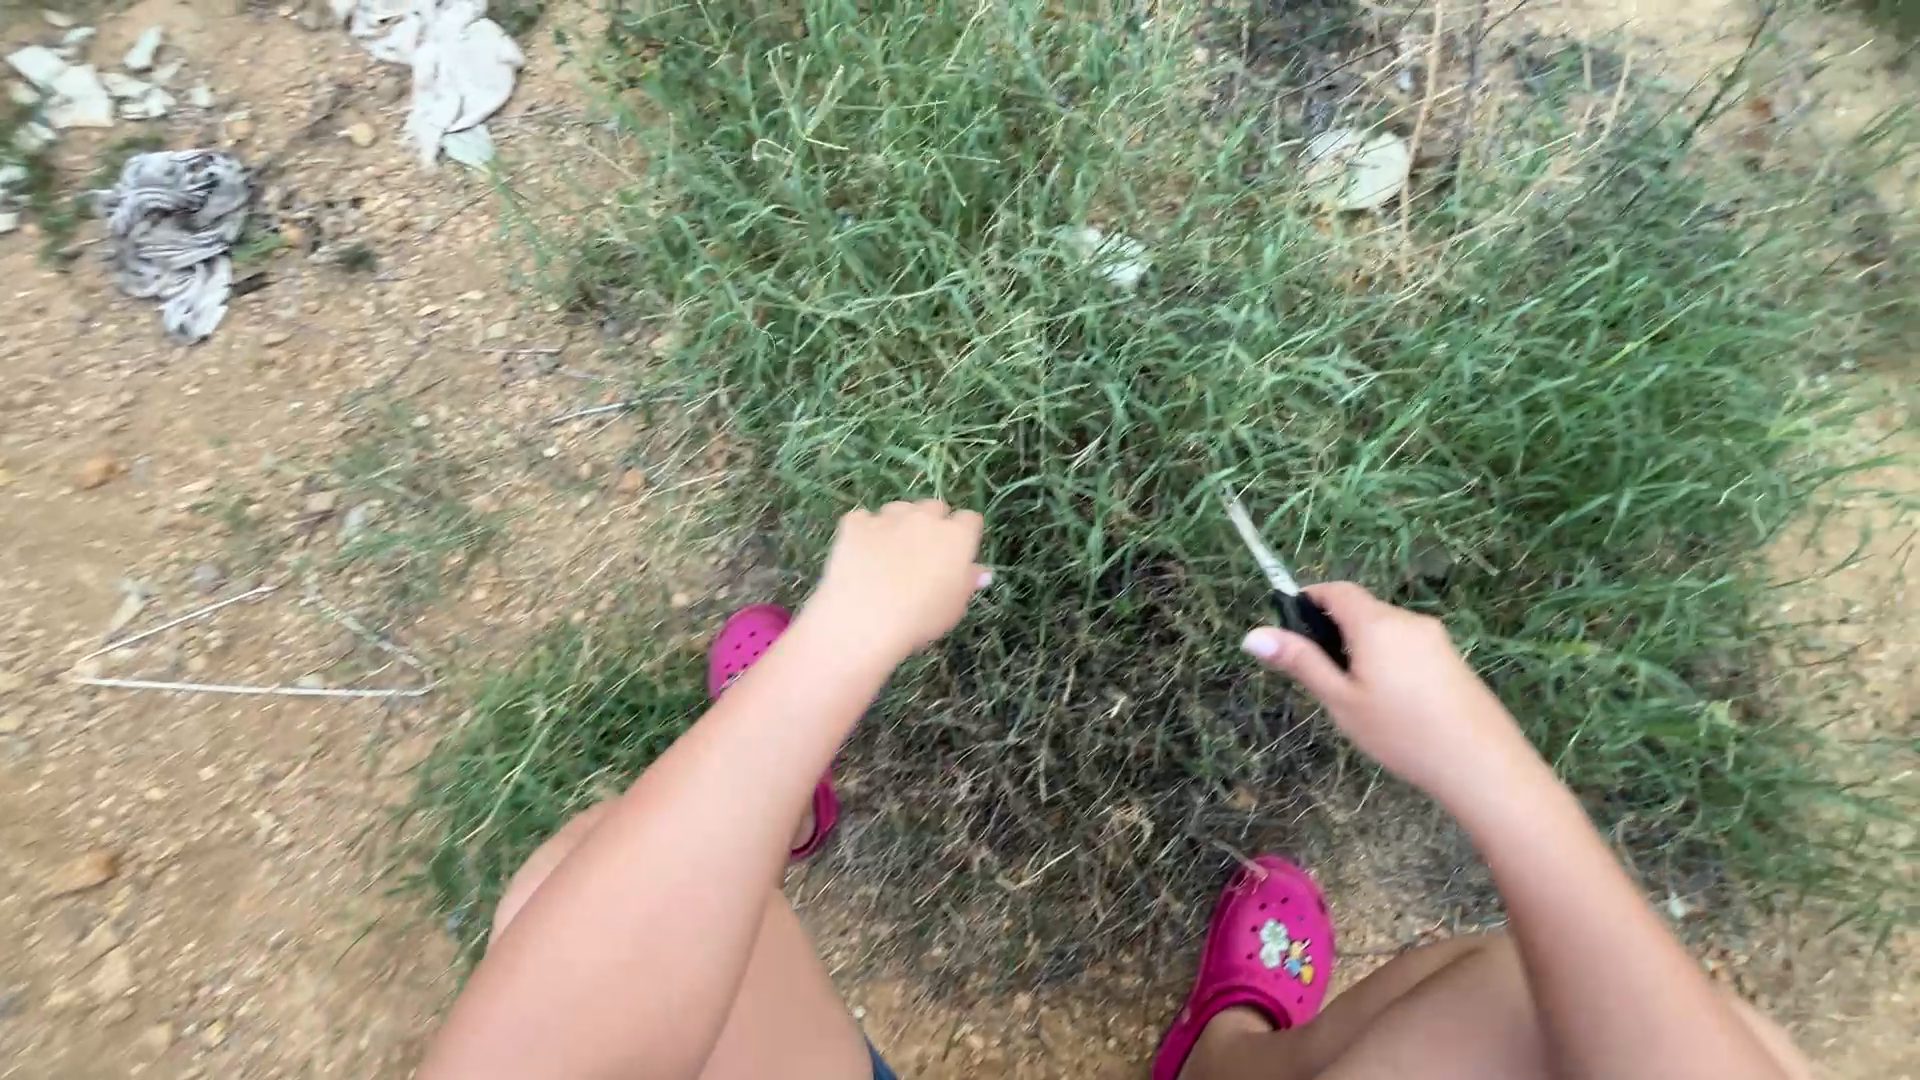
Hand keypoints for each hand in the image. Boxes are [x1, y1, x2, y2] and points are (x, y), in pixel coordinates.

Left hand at [801, 499, 988, 661]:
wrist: (865, 620)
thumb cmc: (920, 619)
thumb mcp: (953, 608)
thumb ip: (968, 583)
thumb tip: (982, 572)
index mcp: (956, 537)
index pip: (970, 520)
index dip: (964, 534)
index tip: (956, 552)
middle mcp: (925, 518)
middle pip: (934, 507)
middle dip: (932, 523)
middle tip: (923, 552)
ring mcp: (888, 517)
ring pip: (899, 508)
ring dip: (899, 523)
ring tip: (890, 551)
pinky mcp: (856, 523)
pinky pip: (863, 519)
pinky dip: (864, 531)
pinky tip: (862, 553)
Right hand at [1242, 583, 1545, 809]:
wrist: (1486, 769)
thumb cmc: (1401, 732)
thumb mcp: (1340, 699)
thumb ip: (1299, 662)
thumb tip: (1252, 634)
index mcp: (1377, 624)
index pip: (1336, 590)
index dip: (1307, 598)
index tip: (1288, 626)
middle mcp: (1408, 621)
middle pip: (1360, 610)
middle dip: (1332, 630)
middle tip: (1319, 675)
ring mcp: (1436, 640)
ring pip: (1384, 631)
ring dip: (1360, 648)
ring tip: (1353, 696)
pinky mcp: (1453, 661)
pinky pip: (1407, 646)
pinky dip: (1386, 660)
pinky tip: (1389, 704)